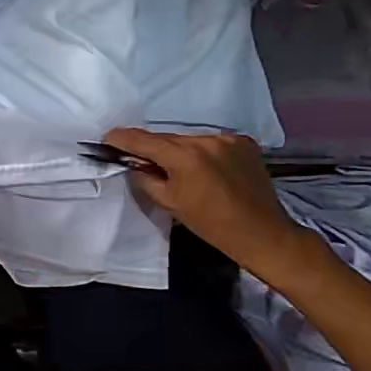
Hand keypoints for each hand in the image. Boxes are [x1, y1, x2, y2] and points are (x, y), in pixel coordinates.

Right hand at [104, 128, 316, 278]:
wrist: (262, 233)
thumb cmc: (210, 223)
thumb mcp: (169, 203)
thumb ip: (146, 178)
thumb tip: (134, 164)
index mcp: (184, 157)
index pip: (144, 140)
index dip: (122, 139)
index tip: (108, 138)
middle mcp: (206, 141)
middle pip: (167, 138)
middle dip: (151, 147)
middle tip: (139, 158)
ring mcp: (228, 139)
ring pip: (189, 139)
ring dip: (178, 149)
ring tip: (176, 167)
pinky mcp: (244, 142)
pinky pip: (211, 142)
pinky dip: (201, 151)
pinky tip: (204, 167)